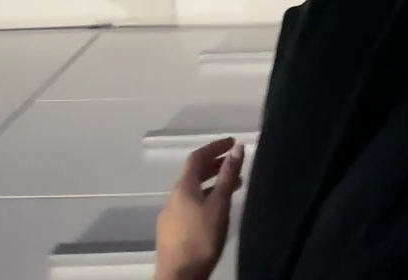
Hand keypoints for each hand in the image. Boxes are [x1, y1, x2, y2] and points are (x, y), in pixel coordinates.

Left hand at [154, 138, 244, 279]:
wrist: (179, 279)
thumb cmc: (201, 238)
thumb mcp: (220, 204)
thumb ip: (228, 175)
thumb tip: (237, 147)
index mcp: (183, 187)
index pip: (197, 157)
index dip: (214, 146)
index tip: (232, 142)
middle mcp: (173, 198)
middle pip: (193, 174)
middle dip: (214, 165)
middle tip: (235, 162)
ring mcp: (170, 216)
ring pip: (193, 191)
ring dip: (212, 183)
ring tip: (233, 186)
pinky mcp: (172, 233)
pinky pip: (190, 206)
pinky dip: (205, 198)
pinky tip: (217, 210)